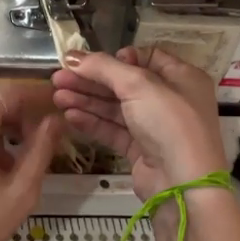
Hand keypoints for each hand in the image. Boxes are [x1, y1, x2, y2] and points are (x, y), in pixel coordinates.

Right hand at [51, 47, 227, 197]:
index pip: (147, 57)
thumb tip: (71, 56)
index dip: (119, 58)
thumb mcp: (138, 85)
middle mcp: (170, 100)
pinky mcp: (140, 150)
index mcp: (181, 77)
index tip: (94, 63)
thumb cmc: (169, 123)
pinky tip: (70, 116)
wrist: (182, 184)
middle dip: (91, 80)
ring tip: (57, 96)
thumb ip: (103, 68)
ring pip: (115, 108)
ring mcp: (155, 126)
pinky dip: (92, 122)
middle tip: (58, 78)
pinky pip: (113, 130)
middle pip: (124, 83)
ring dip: (86, 100)